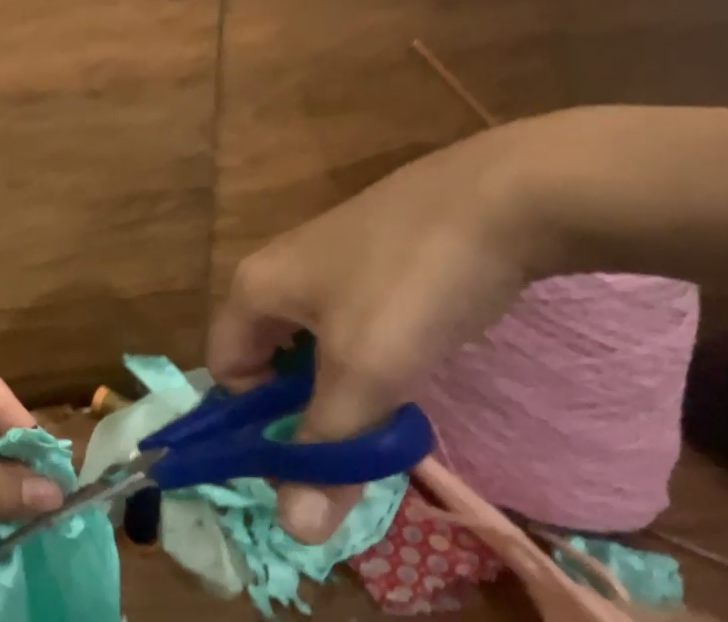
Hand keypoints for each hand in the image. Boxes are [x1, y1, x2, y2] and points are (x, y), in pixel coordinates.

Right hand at [207, 123, 544, 543]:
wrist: (503, 195)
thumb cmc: (410, 284)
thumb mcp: (368, 374)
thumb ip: (326, 446)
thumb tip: (293, 531)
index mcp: (252, 288)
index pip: (224, 367)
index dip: (253, 421)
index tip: (308, 462)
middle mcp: (276, 270)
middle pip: (266, 355)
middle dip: (301, 407)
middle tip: (355, 444)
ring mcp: (325, 258)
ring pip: (312, 340)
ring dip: (339, 384)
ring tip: (390, 409)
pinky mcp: (372, 254)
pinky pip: (348, 319)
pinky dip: (367, 354)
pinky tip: (413, 361)